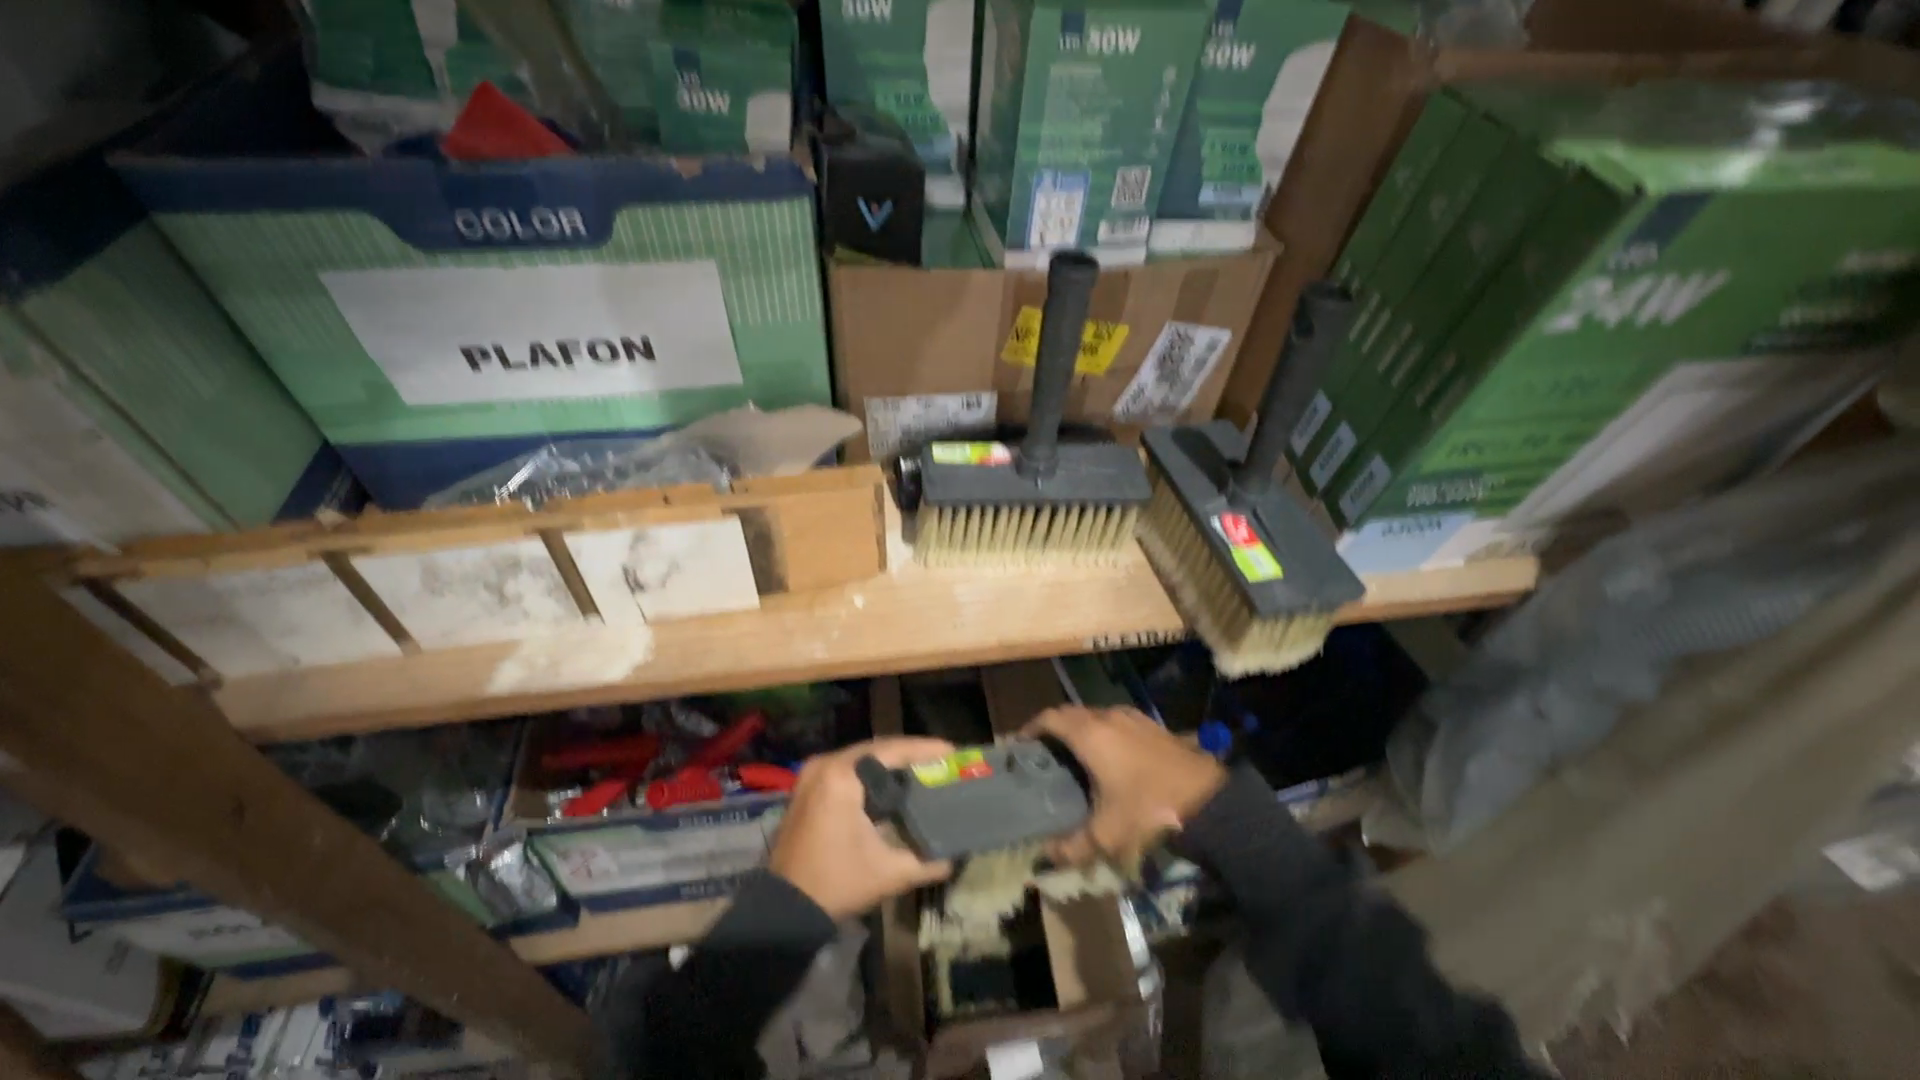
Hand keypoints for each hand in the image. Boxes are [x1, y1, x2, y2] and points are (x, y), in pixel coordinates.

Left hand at [769, 737, 957, 917]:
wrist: (783, 908)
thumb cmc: (837, 883)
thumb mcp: (890, 873)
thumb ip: (927, 862)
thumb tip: (952, 858)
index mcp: (842, 777)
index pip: (891, 750)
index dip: (924, 749)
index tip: (951, 751)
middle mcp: (824, 766)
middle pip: (874, 749)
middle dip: (908, 753)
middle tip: (938, 761)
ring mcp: (809, 776)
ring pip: (858, 758)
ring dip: (887, 762)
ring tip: (919, 770)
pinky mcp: (804, 789)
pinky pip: (843, 769)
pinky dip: (867, 774)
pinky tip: (889, 784)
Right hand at [1026, 706, 1226, 866]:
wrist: (1209, 801)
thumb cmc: (1148, 810)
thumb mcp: (1106, 835)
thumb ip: (1071, 847)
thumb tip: (1046, 856)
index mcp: (1090, 735)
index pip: (1050, 718)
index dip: (1031, 728)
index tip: (1021, 744)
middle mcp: (1109, 718)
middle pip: (1072, 713)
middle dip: (1054, 728)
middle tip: (1044, 752)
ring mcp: (1134, 719)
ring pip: (1097, 716)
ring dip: (1081, 729)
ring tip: (1075, 754)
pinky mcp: (1154, 726)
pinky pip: (1118, 722)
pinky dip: (1105, 733)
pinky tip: (1110, 757)